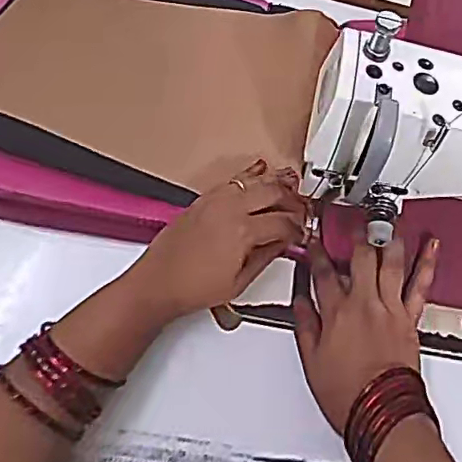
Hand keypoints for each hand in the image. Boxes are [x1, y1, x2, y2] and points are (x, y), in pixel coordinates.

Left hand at [121, 160, 307, 323]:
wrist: (158, 282)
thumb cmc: (191, 286)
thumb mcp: (239, 283)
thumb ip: (267, 257)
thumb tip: (284, 243)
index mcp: (243, 232)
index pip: (284, 221)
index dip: (299, 228)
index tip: (302, 234)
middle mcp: (231, 209)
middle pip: (276, 192)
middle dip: (295, 202)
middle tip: (302, 213)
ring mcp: (217, 199)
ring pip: (257, 179)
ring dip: (277, 184)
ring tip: (289, 192)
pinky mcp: (205, 197)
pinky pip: (235, 178)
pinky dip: (253, 175)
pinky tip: (262, 174)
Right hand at [292, 235, 438, 433]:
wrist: (382, 413)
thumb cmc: (348, 394)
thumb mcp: (312, 360)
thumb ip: (306, 325)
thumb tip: (301, 303)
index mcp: (336, 312)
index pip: (324, 272)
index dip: (318, 253)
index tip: (316, 241)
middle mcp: (364, 304)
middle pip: (359, 257)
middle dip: (355, 234)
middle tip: (354, 220)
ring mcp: (389, 308)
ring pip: (390, 262)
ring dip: (389, 238)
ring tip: (389, 220)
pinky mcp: (409, 318)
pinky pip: (420, 285)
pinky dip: (428, 263)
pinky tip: (432, 246)